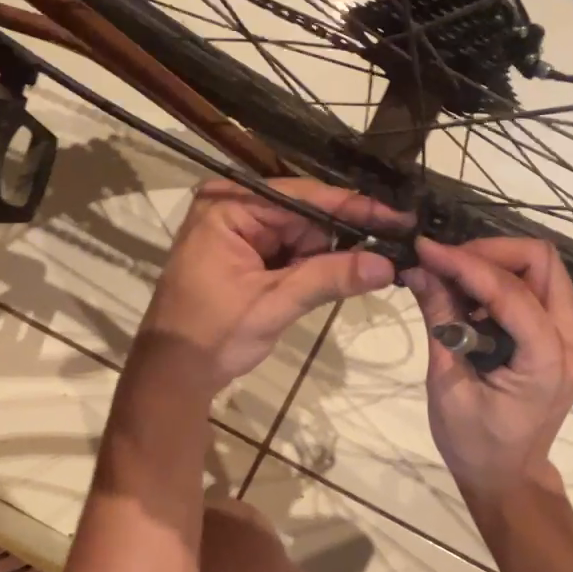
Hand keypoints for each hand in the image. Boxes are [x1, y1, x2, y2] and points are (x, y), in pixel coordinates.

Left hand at [139, 177, 408, 386]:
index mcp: (229, 207)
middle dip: (342, 237)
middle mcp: (232, 209)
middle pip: (305, 216)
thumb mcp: (274, 304)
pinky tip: (338, 279)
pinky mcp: (244, 257)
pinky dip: (310, 269)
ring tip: (368, 269)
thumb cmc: (213, 335)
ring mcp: (238, 233)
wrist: (174, 374)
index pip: (303, 198)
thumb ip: (328, 278)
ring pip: (301, 237)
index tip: (398, 216)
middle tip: (392, 249)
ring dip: (327, 258)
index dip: (353, 208)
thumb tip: (387, 264)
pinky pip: (288, 254)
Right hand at [402, 237, 572, 500]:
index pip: (510, 289)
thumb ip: (441, 322)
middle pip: (540, 260)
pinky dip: (505, 282)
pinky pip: (541, 288)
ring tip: (454, 283)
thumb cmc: (475, 443)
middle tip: (445, 266)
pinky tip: (473, 301)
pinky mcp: (568, 335)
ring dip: (496, 264)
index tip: (426, 250)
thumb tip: (419, 270)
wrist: (508, 475)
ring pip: (542, 267)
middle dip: (489, 252)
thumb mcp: (449, 385)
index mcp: (548, 359)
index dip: (466, 263)